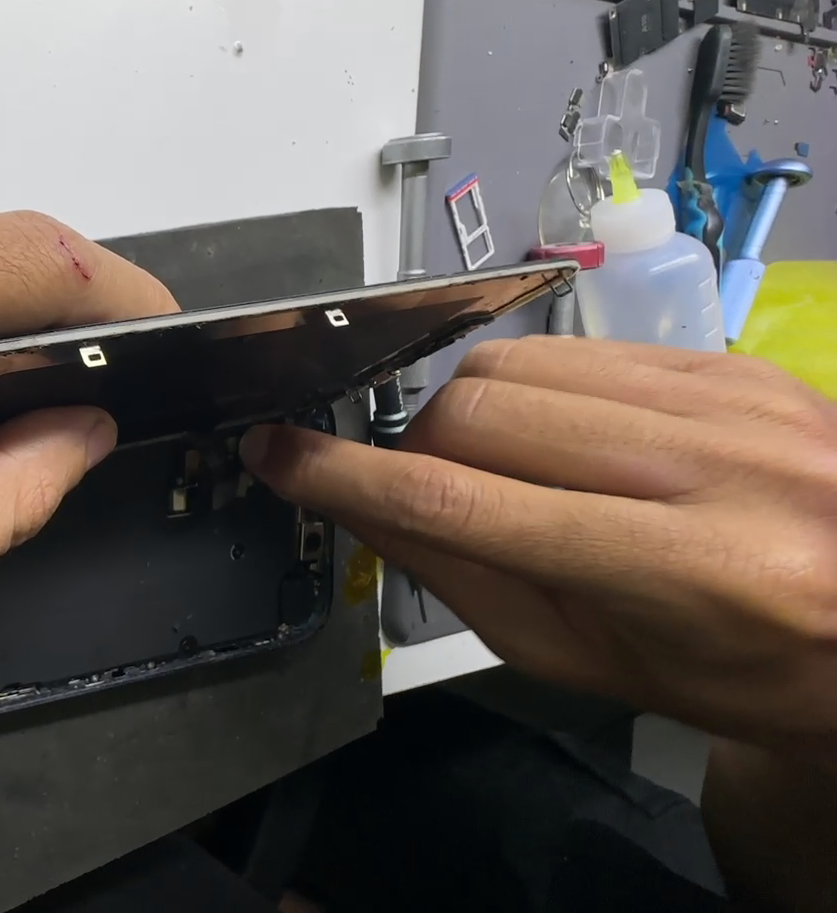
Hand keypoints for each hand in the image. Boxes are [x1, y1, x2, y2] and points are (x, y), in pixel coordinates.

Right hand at [241, 336, 836, 765]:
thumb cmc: (716, 664)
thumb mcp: (567, 650)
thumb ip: (447, 569)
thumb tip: (347, 495)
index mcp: (686, 577)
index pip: (459, 506)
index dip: (345, 476)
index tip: (273, 454)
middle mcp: (726, 476)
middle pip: (473, 419)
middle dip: (421, 451)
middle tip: (443, 489)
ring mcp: (737, 404)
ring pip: (505, 370)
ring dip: (466, 416)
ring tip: (509, 462)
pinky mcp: (730, 364)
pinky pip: (559, 348)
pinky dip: (522, 388)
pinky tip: (559, 433)